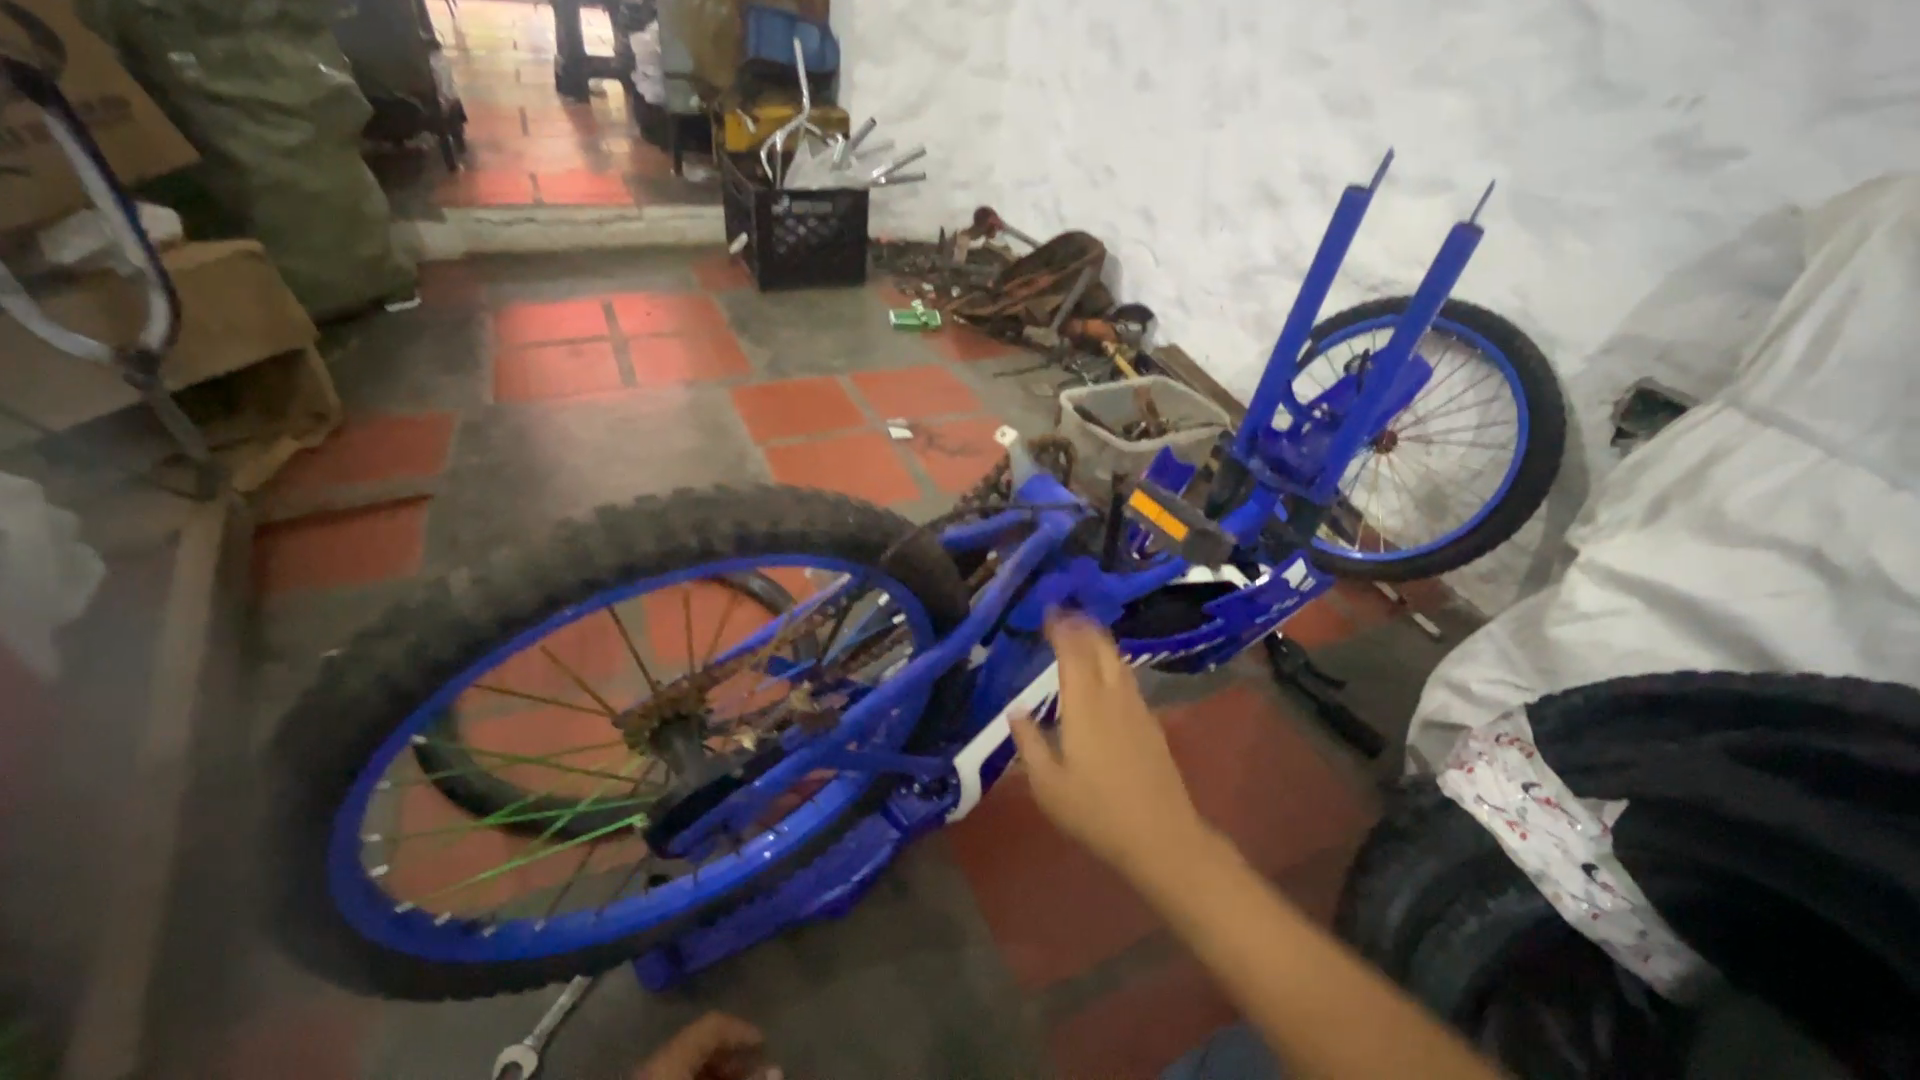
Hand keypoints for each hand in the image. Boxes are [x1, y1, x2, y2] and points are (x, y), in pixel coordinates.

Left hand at [633, 1012, 777, 1079]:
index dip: (741, 1028)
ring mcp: (649, 1072)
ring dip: (718, 1069)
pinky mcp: (649, 1079)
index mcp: (671, 1054)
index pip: (711, 1024)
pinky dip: (701, 1078)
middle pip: (699, 1043)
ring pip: (688, 1063)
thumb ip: (747, 1079)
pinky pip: (677, 1075)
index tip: (763, 1041)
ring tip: (743, 1077)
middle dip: (731, 1053)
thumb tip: (776, 1070)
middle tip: (757, 1064)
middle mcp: (657, 1059)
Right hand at [1007, 613, 1211, 877]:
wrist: (1160, 836)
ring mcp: (1137, 708)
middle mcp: (1113, 696)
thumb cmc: (1095, 812)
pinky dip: (1111, 662)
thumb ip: (1029, 743)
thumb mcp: (1048, 784)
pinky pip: (1127, 678)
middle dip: (1082, 624)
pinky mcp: (1151, 723)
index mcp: (1085, 705)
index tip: (1047, 609)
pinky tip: (1104, 672)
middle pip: (1101, 646)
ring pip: (1118, 660)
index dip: (1061, 627)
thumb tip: (1015, 710)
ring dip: (1099, 640)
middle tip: (1062, 612)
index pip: (1073, 651)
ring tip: (1080, 632)